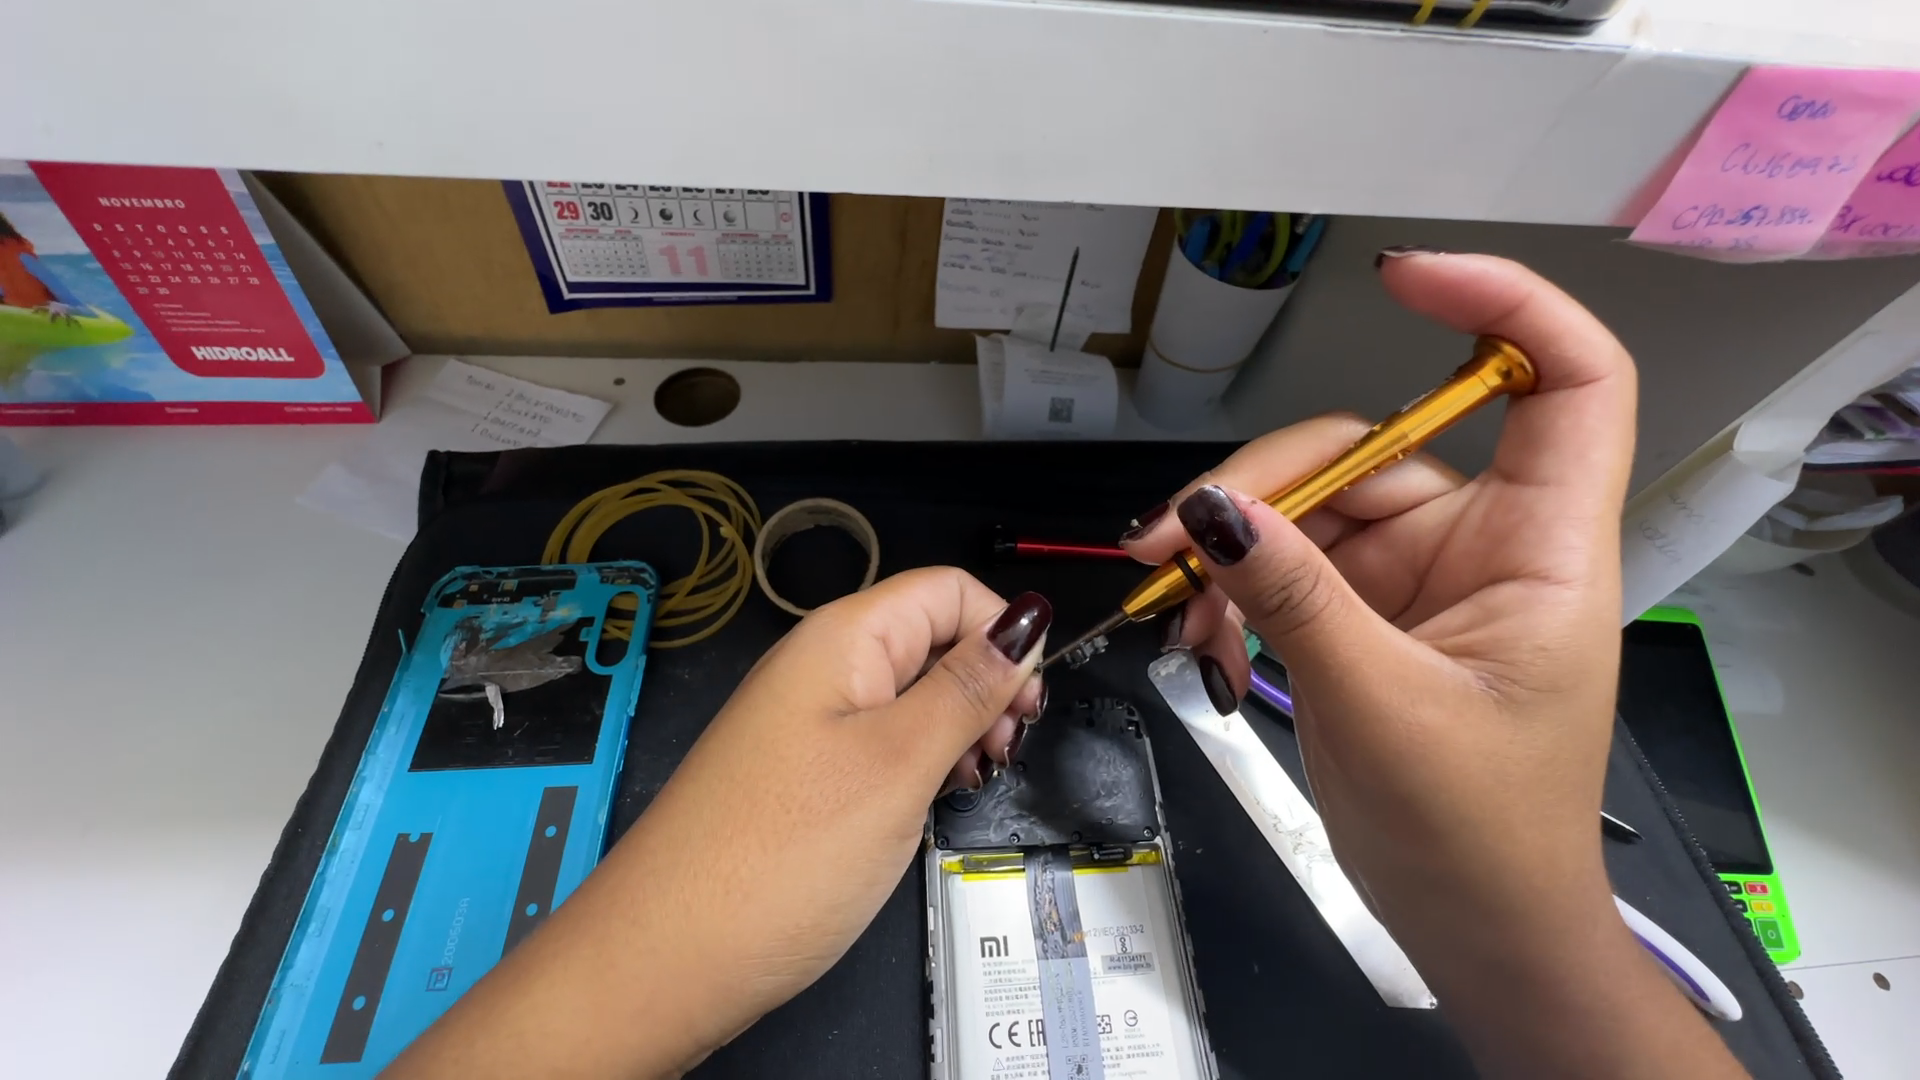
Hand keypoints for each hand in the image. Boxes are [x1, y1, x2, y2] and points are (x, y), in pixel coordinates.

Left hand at [386, 569, 1049, 1079]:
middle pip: (933, 636)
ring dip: (959, 723)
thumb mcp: (899, 763)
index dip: (1004, 630)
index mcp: (846, 636)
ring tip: (973, 778)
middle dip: (986, 682)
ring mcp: (813, 715)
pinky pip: (883, 735)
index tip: (1031, 701)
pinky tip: (933, 795)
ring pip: (913, 690)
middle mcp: (827, 662)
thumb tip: (1029, 619)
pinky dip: (922, 756)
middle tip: (1005, 750)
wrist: (662, 959)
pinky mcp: (808, 764)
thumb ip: (968, 686)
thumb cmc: (787, 852)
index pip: (949, 589)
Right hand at [1122, 253, 1742, 1077]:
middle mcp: (1470, 543)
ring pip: (1298, 514)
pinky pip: (1277, 569)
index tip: (1402, 281)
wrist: (1464, 918)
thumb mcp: (1377, 704)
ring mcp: (1403, 577)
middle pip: (1359, 456)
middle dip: (1254, 491)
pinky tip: (1201, 642)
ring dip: (1223, 555)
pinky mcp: (1353, 612)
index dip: (1501, 306)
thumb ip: (1295, 596)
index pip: (1560, 382)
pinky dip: (1229, 597)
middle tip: (1165, 542)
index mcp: (1533, 548)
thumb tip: (1212, 510)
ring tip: (1178, 614)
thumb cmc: (1469, 830)